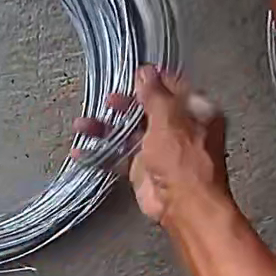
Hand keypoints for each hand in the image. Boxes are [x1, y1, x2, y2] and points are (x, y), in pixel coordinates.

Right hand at [73, 66, 229, 224]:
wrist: (183, 204)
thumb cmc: (184, 161)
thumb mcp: (168, 118)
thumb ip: (154, 94)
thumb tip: (145, 71)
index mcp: (194, 112)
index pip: (172, 87)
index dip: (151, 80)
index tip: (131, 74)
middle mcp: (178, 129)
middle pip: (146, 108)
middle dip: (124, 103)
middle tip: (109, 99)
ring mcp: (158, 149)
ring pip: (128, 131)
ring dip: (105, 127)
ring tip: (84, 124)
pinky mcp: (141, 168)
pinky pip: (117, 155)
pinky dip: (99, 152)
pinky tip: (81, 149)